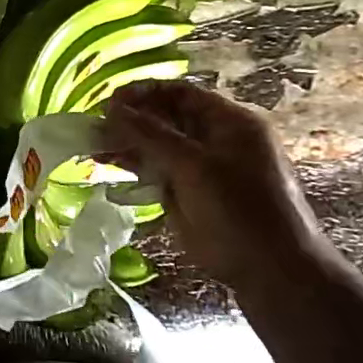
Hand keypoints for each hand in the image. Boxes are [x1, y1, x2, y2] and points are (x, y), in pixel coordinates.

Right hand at [101, 80, 321, 285]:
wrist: (269, 268)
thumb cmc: (239, 208)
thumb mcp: (194, 166)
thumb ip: (152, 135)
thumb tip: (113, 110)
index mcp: (229, 122)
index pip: (181, 94)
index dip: (144, 94)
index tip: (109, 100)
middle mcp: (215, 140)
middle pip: (167, 119)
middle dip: (131, 120)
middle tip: (95, 126)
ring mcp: (201, 169)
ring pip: (159, 147)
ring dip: (128, 144)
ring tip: (93, 146)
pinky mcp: (188, 195)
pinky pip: (158, 173)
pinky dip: (135, 168)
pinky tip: (108, 165)